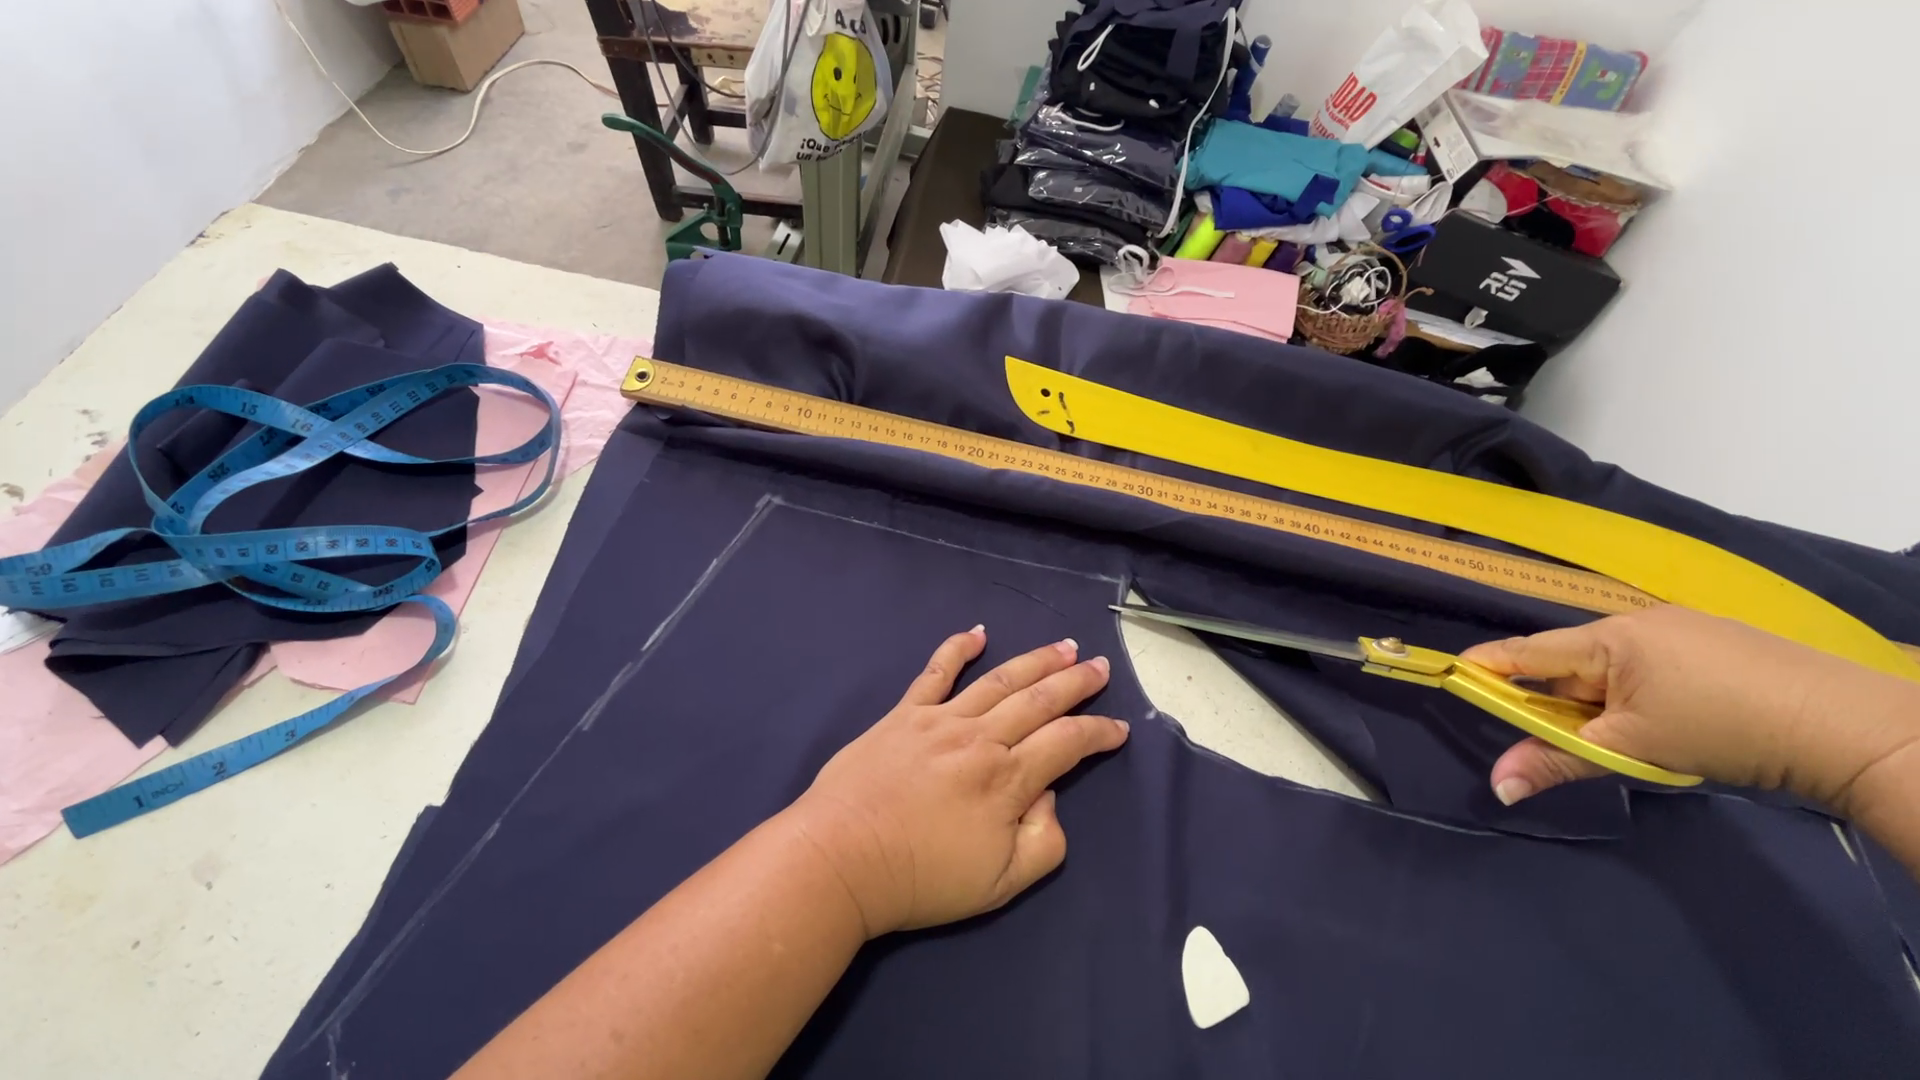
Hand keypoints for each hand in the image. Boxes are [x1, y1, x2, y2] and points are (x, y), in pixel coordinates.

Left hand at [782, 626, 1128, 938]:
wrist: (841, 859)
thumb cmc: (922, 879)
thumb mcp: (1001, 885)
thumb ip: (1043, 841)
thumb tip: (1047, 794)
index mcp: (1008, 780)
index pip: (1068, 743)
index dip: (1099, 733)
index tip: (1118, 729)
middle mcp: (981, 739)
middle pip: (1040, 700)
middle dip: (1076, 682)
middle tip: (1099, 665)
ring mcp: (941, 720)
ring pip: (999, 680)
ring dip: (1035, 661)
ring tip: (1063, 646)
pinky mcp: (905, 714)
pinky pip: (936, 672)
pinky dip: (958, 648)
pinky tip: (978, 633)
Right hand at [1462, 606, 1919, 808]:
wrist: (1856, 730)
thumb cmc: (1724, 729)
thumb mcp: (1632, 749)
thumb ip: (1557, 761)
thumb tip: (1497, 787)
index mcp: (1611, 638)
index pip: (1529, 651)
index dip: (1490, 665)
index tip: (1455, 675)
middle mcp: (1641, 623)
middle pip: (1573, 663)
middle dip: (1560, 702)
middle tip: (1566, 740)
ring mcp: (1686, 630)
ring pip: (1615, 669)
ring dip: (1604, 703)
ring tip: (1633, 740)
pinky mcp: (1722, 645)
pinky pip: (1654, 667)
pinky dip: (1642, 696)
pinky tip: (1673, 723)